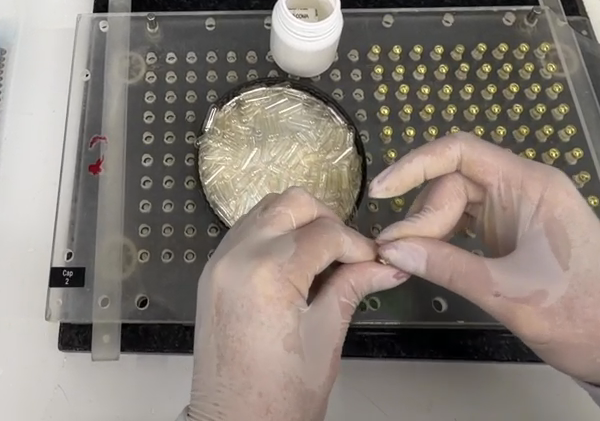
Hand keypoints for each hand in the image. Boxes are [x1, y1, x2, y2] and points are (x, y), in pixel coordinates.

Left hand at [185, 187, 407, 420]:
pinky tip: (294, 262)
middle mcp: (239, 253)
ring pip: (266, 208)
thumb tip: (387, 266)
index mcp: (269, 271)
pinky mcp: (212, 268)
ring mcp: (220, 258)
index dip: (357, 244)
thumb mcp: (325, 339)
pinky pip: (247, 228)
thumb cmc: (281, 395)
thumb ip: (352, 289)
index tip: (376, 260)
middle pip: (292, 203)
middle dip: (326, 220)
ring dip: (298, 221)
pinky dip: (274, 231)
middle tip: (349, 252)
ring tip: (323, 257)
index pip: (325, 233)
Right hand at [369, 134, 599, 388]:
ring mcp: (521, 209)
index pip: (459, 151)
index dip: (414, 165)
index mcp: (530, 185)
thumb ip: (447, 266)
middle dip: (423, 213)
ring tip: (408, 256)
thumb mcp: (510, 295)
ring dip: (431, 226)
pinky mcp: (518, 232)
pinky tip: (431, 255)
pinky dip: (447, 237)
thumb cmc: (584, 317)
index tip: (381, 190)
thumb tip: (390, 248)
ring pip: (458, 201)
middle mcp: (523, 187)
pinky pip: (470, 220)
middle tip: (394, 250)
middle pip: (454, 180)